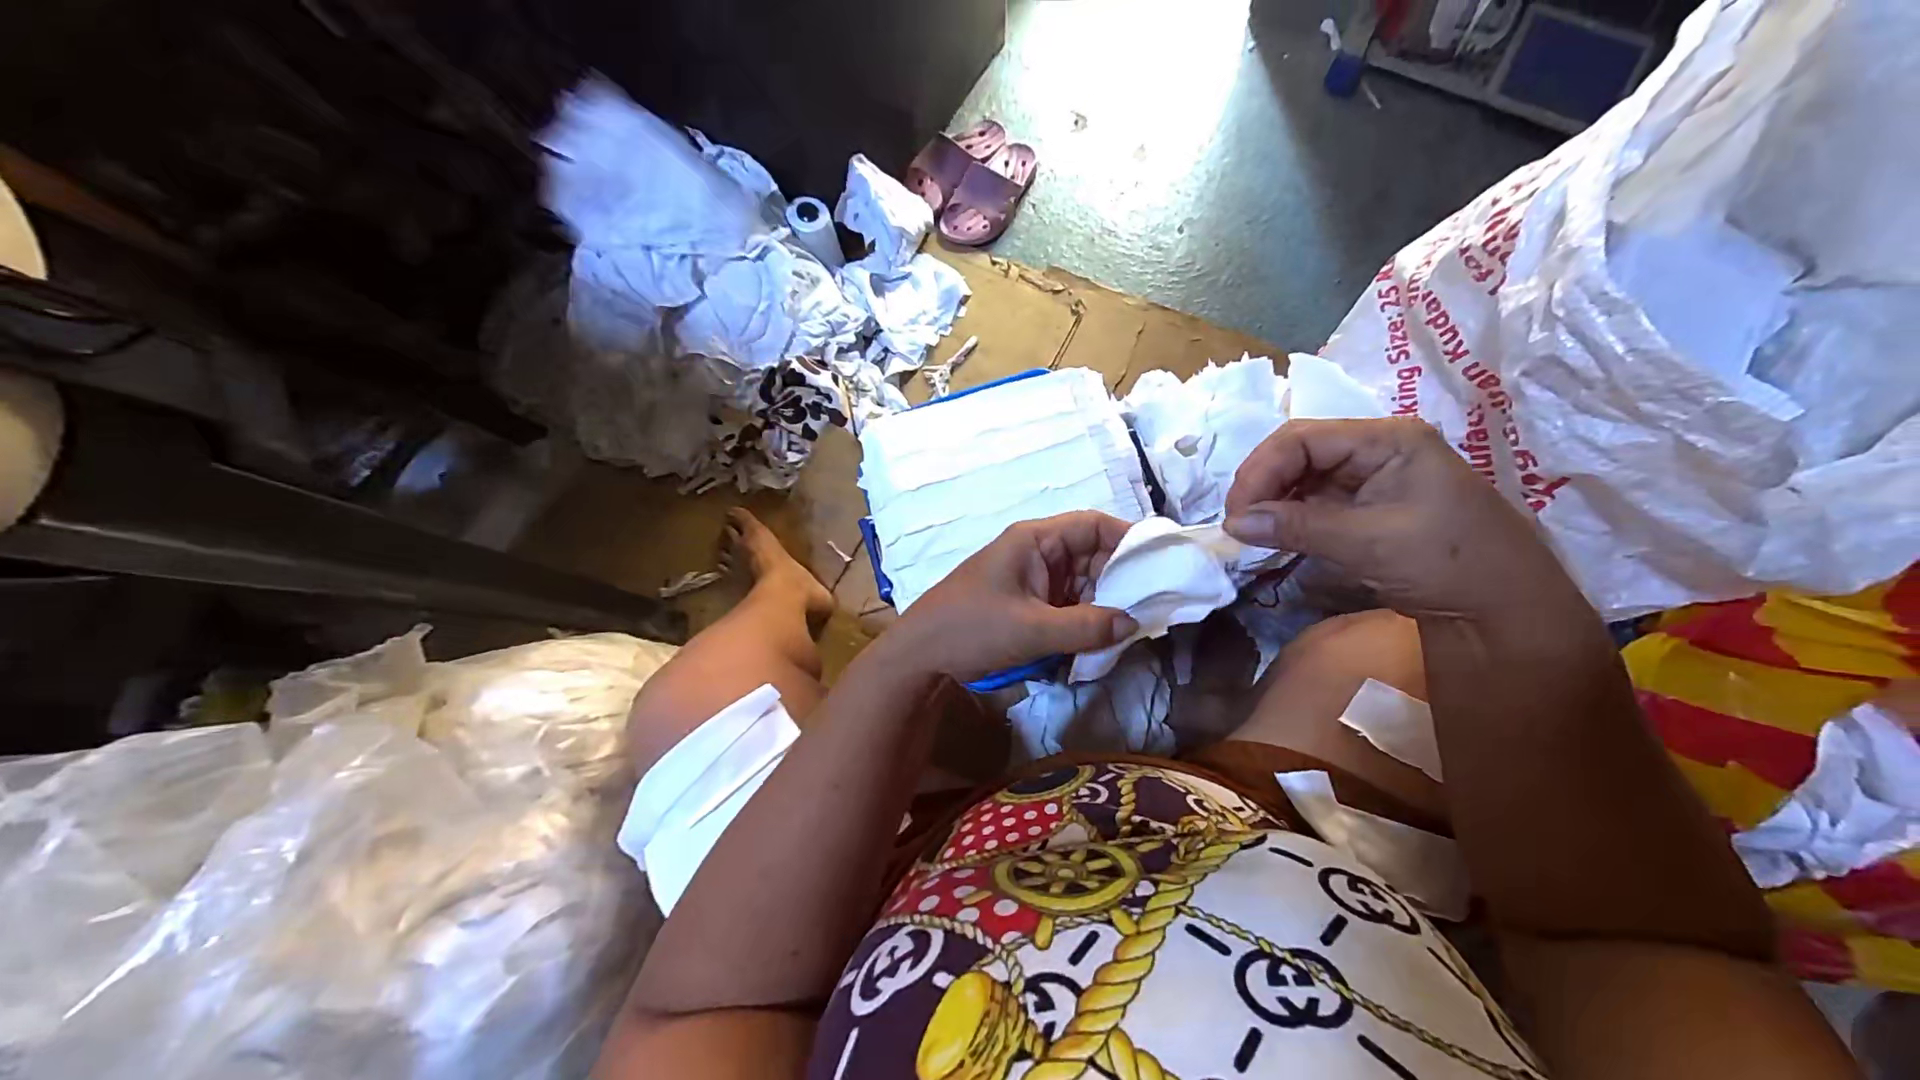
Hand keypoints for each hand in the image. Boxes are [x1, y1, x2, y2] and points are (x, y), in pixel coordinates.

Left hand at [888, 511, 1139, 679]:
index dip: (1129, 538)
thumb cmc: (970, 629)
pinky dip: (1087, 620)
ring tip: (1135, 627)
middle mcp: (1038, 554)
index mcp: (1034, 541)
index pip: (1093, 525)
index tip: (1162, 563)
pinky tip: (1105, 640)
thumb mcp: (1031, 629)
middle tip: (1155, 606)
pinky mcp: (1029, 606)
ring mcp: (1034, 581)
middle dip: (1122, 579)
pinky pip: (1070, 606)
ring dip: (1106, 604)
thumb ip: (1086, 626)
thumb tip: (1134, 622)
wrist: (921, 657)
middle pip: (1093, 556)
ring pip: (1084, 584)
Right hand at [1223, 418, 1578, 621]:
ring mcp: (1371, 479)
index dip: (1260, 471)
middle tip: (1237, 524)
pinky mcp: (1366, 508)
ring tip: (1249, 532)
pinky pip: (1313, 503)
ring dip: (1271, 503)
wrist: (1503, 612)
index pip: (1301, 439)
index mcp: (1387, 440)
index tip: (1235, 513)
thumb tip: (1231, 524)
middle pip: (1297, 453)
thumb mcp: (1368, 542)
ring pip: (1301, 478)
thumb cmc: (1448, 563)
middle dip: (1261, 485)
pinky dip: (1288, 518)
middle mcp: (1376, 450)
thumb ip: (1297, 527)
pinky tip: (1273, 536)